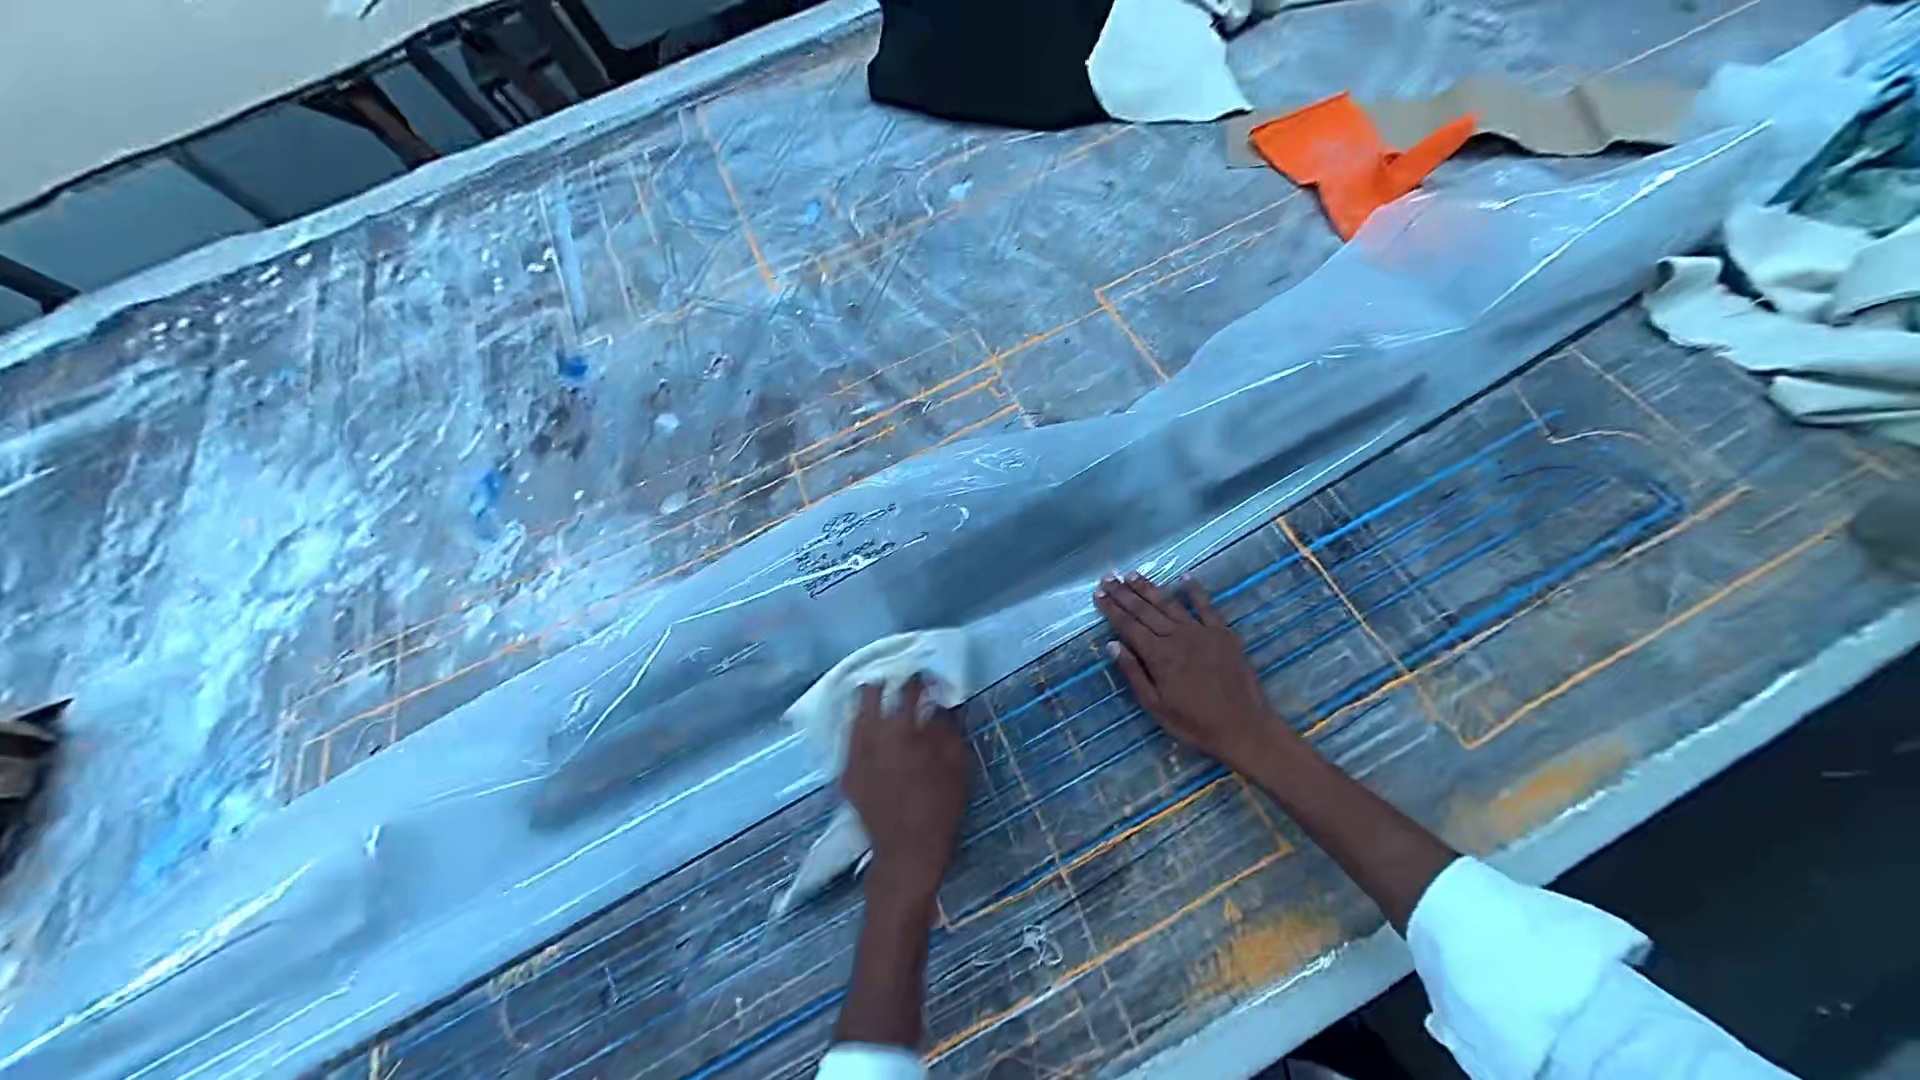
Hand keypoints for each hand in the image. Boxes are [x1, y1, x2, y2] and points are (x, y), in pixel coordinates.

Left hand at [840, 676, 968, 904]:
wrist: (907, 853)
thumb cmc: (939, 808)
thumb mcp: (956, 766)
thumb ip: (946, 730)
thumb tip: (939, 706)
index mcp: (904, 732)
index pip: (909, 693)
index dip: (918, 680)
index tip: (925, 676)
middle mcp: (874, 738)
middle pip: (872, 697)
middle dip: (884, 683)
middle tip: (894, 678)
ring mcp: (856, 756)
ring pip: (856, 717)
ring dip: (866, 702)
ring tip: (873, 693)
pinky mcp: (847, 774)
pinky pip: (849, 741)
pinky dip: (857, 728)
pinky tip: (864, 727)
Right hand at [1095, 574, 1285, 772]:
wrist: (1244, 727)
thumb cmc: (1194, 723)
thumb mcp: (1155, 706)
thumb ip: (1134, 673)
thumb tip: (1112, 645)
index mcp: (1158, 655)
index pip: (1128, 626)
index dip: (1111, 609)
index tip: (1098, 594)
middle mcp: (1177, 637)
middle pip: (1145, 610)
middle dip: (1124, 593)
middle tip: (1108, 577)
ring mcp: (1202, 632)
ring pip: (1170, 604)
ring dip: (1150, 588)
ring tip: (1132, 574)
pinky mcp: (1224, 633)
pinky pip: (1207, 606)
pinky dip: (1195, 590)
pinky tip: (1185, 576)